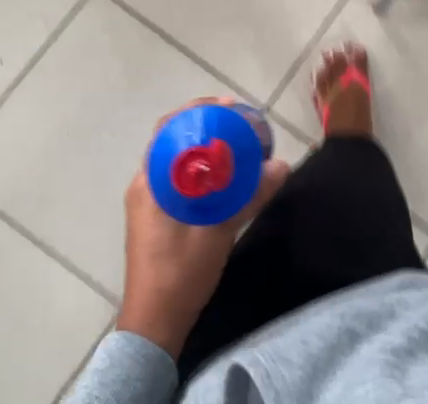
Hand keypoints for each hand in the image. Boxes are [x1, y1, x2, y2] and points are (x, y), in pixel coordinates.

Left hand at [115, 101, 289, 357]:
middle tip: (236, 121)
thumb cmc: (180, 273)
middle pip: (173, 141)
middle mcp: (145, 184)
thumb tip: (282, 165)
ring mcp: (148, 201)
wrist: (154, 321)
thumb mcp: (219, 231)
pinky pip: (177, 178)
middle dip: (203, 126)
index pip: (169, 129)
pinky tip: (223, 177)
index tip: (227, 106)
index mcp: (151, 182)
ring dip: (202, 147)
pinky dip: (199, 168)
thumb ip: (249, 196)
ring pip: (175, 160)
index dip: (198, 111)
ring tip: (234, 143)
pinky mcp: (155, 217)